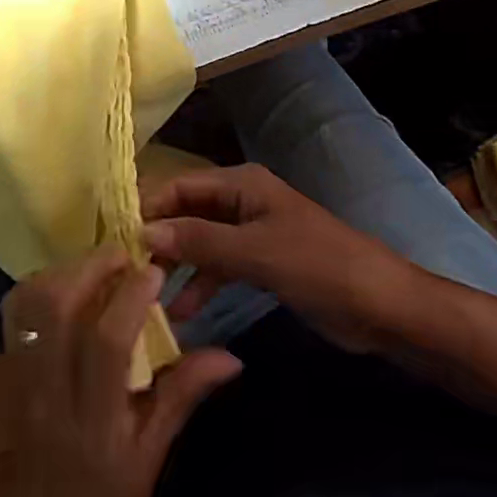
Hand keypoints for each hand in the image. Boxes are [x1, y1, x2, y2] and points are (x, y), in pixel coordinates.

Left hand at [2, 248, 242, 496]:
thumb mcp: (152, 456)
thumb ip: (183, 396)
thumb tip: (230, 355)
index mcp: (94, 420)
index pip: (105, 343)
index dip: (131, 297)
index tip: (155, 271)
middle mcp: (48, 394)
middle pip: (55, 310)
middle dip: (91, 267)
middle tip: (124, 253)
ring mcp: (18, 382)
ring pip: (28, 305)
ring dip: (63, 271)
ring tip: (97, 264)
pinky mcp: (4, 375)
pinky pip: (13, 315)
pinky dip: (38, 286)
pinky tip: (66, 285)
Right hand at [142, 164, 422, 351]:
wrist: (380, 305)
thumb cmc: (318, 265)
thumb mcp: (255, 252)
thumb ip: (200, 240)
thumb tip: (143, 231)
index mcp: (241, 184)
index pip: (180, 186)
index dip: (149, 207)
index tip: (116, 239)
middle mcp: (241, 201)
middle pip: (187, 213)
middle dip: (160, 239)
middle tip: (127, 272)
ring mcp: (251, 233)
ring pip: (201, 242)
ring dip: (178, 266)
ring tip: (149, 297)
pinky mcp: (261, 263)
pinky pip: (220, 267)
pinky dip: (202, 284)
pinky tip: (182, 312)